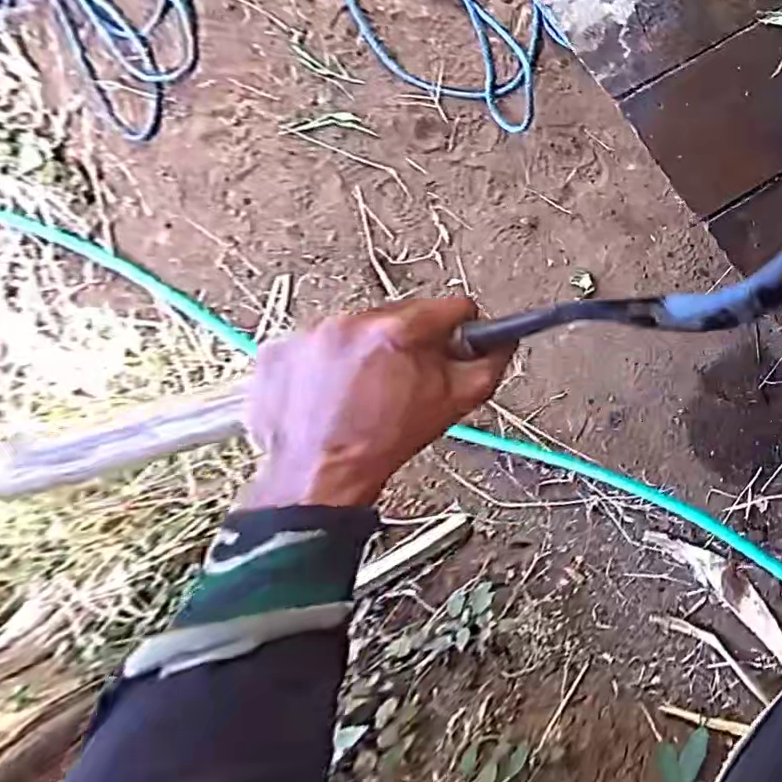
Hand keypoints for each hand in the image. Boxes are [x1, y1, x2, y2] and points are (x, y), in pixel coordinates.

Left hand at [238, 297, 513, 508]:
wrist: (320, 474)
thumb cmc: (387, 438)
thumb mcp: (463, 398)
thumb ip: (494, 359)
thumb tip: (502, 340)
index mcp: (399, 330)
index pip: (453, 306)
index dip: (464, 328)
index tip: (456, 345)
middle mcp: (352, 323)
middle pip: (406, 314)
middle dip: (415, 339)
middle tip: (411, 375)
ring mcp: (310, 335)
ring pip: (364, 327)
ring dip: (373, 348)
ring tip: (372, 385)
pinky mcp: (279, 350)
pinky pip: (323, 341)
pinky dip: (335, 359)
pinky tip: (339, 388)